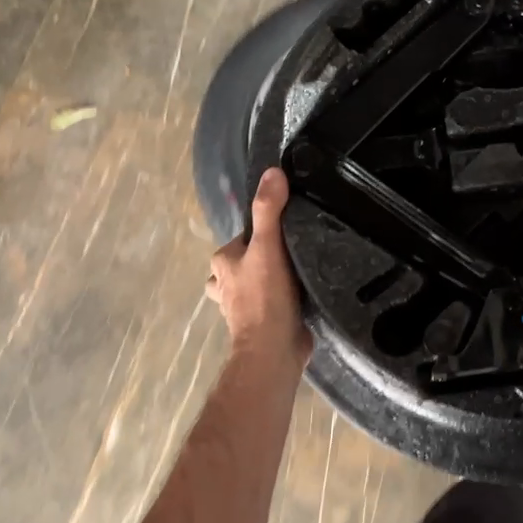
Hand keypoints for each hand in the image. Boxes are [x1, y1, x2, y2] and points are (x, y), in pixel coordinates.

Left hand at [206, 168, 309, 368]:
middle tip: (298, 251)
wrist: (273, 350)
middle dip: (267, 256)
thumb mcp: (268, 246)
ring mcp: (242, 305)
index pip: (244, 236)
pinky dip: (281, 298)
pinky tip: (300, 295)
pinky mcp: (261, 323)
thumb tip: (272, 171)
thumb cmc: (265, 297)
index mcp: (222, 262)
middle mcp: (226, 283)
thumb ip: (269, 210)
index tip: (290, 230)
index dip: (265, 231)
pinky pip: (271, 301)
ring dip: (273, 278)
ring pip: (256, 281)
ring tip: (300, 271)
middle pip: (248, 258)